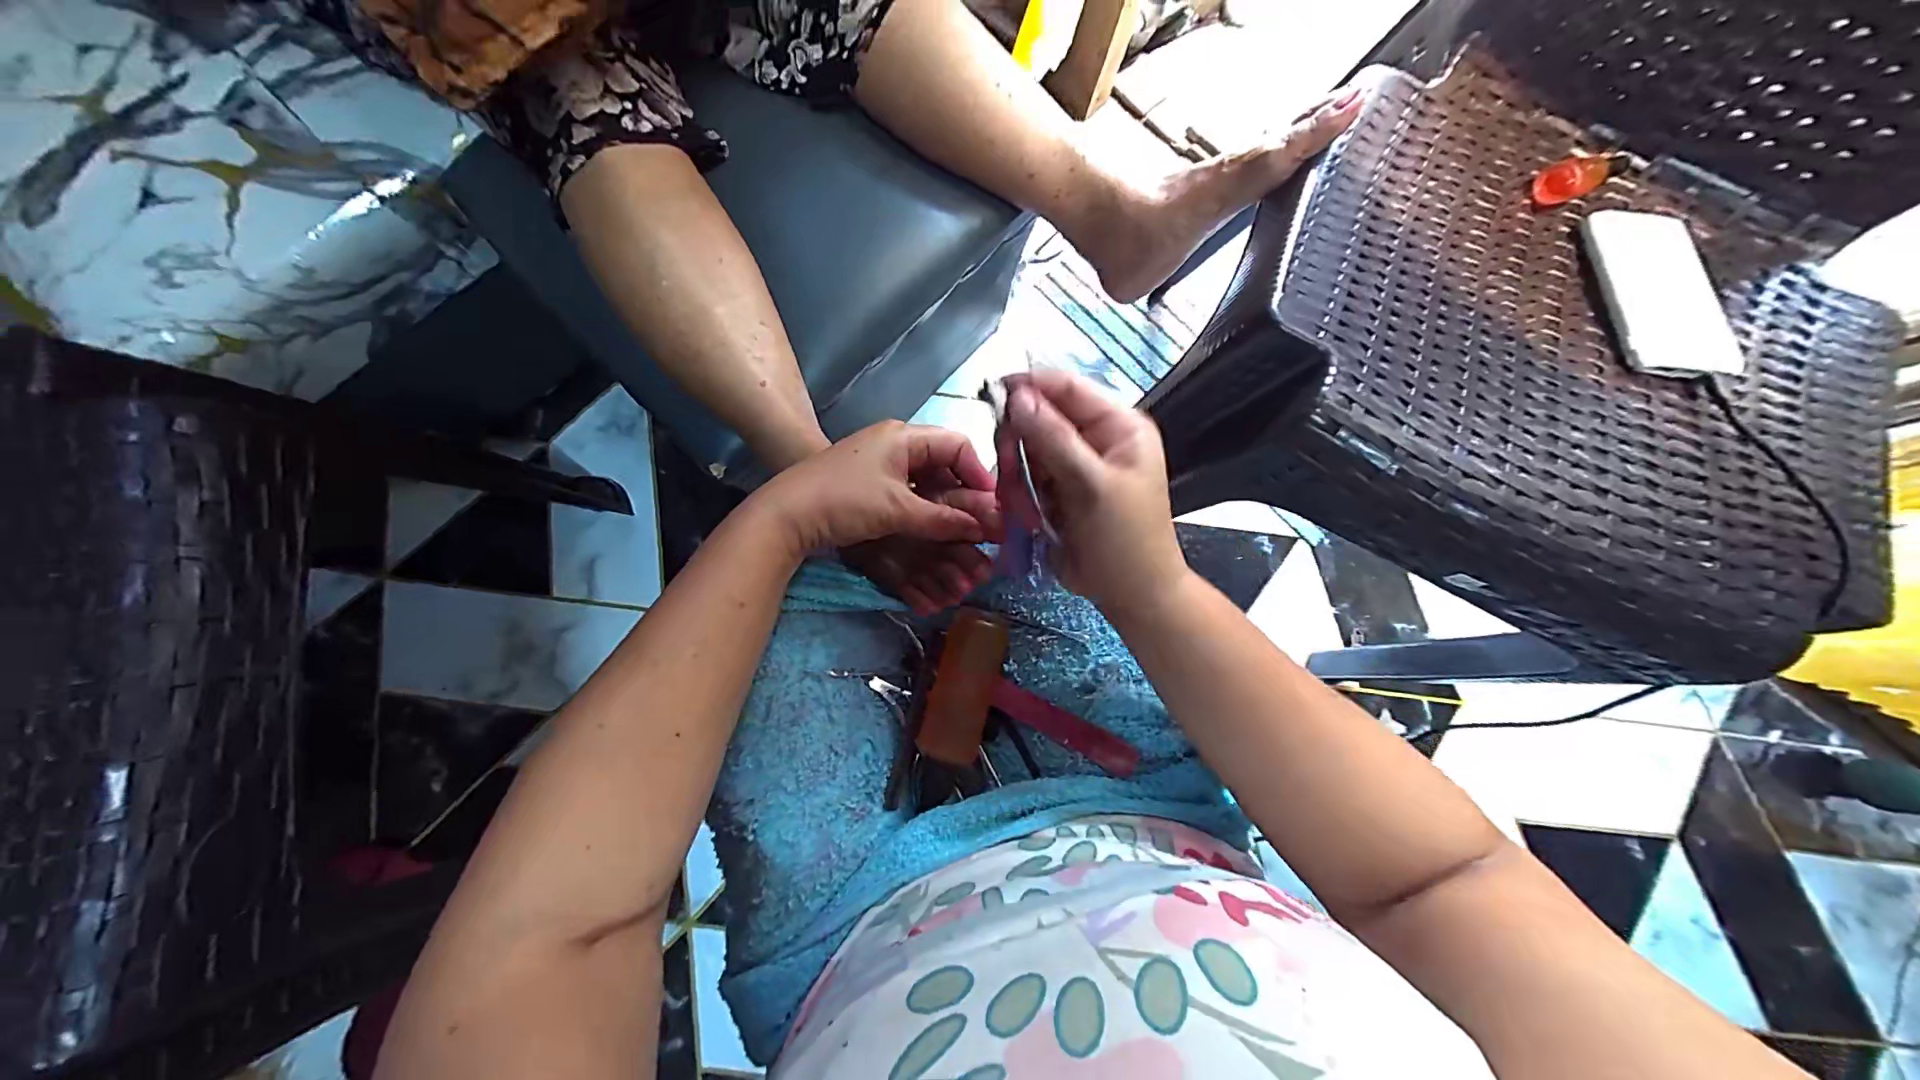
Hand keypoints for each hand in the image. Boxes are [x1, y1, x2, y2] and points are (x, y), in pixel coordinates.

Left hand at [751, 420, 999, 558]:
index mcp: (903, 436)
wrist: (783, 516)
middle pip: (944, 467)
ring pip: (927, 485)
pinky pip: (908, 496)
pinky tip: (933, 534)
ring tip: (961, 536)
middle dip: (965, 498)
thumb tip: (986, 528)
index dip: (979, 475)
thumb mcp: (897, 509)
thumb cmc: (844, 501)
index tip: (992, 506)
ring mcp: (881, 467)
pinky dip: (924, 515)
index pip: (957, 445)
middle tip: (982, 527)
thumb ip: (943, 519)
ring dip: (946, 510)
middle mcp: (895, 446)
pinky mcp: (870, 488)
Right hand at [997, 371, 1188, 611]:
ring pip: (1026, 450)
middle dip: (1020, 445)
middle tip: (1010, 471)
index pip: (1067, 387)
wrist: (1131, 594)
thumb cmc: (1124, 541)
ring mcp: (1074, 465)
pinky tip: (1029, 515)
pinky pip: (1026, 477)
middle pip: (1039, 418)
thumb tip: (1018, 397)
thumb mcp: (1092, 486)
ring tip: (1028, 508)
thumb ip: (1055, 439)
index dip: (1030, 387)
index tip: (995, 396)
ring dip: (1019, 478)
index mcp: (1117, 426)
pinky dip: (1021, 495)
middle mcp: (1095, 438)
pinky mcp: (1057, 490)